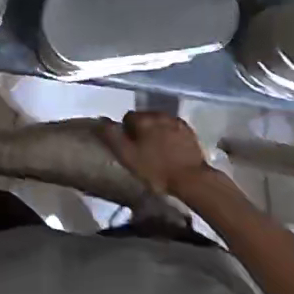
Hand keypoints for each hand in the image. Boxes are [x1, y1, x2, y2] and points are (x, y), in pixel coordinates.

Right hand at [97, 111, 215, 198]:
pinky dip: (169, 134)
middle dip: (142, 129)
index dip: (126, 131)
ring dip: (156, 130)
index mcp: (143, 120)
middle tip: (142, 149)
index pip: (128, 117)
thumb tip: (101, 119)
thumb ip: (112, 136)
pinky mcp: (189, 130)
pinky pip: (173, 127)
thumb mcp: (127, 157)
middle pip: (145, 117)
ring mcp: (176, 121)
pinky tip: (171, 149)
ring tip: (157, 149)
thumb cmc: (156, 170)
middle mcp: (159, 114)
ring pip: (160, 121)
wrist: (191, 179)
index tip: (129, 146)